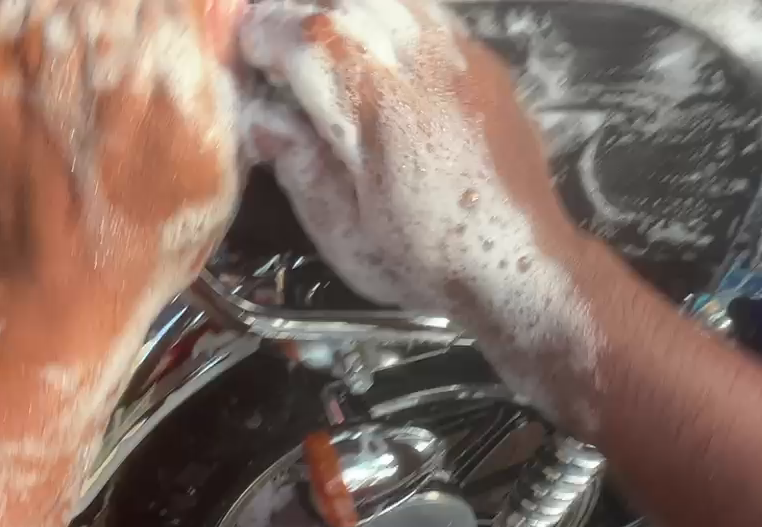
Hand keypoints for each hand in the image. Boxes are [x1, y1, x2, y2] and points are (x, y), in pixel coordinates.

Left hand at [0, 0, 244, 316]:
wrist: (62, 289)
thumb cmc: (147, 248)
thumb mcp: (219, 177)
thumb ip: (221, 83)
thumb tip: (219, 11)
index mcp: (170, 67)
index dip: (173, 15)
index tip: (168, 35)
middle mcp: (98, 38)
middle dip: (127, 16)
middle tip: (124, 63)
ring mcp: (28, 40)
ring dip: (77, 15)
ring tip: (82, 73)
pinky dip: (25, 10)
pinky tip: (43, 49)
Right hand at [238, 0, 603, 430]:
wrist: (518, 266)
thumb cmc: (433, 264)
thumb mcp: (348, 236)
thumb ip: (301, 169)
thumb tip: (260, 120)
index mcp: (383, 117)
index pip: (310, 38)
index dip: (265, 34)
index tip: (243, 48)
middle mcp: (426, 69)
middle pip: (344, 1)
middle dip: (294, 11)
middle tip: (268, 40)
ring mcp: (461, 57)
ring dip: (338, 10)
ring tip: (313, 42)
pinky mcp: (482, 60)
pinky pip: (425, 10)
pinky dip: (383, 16)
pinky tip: (369, 49)